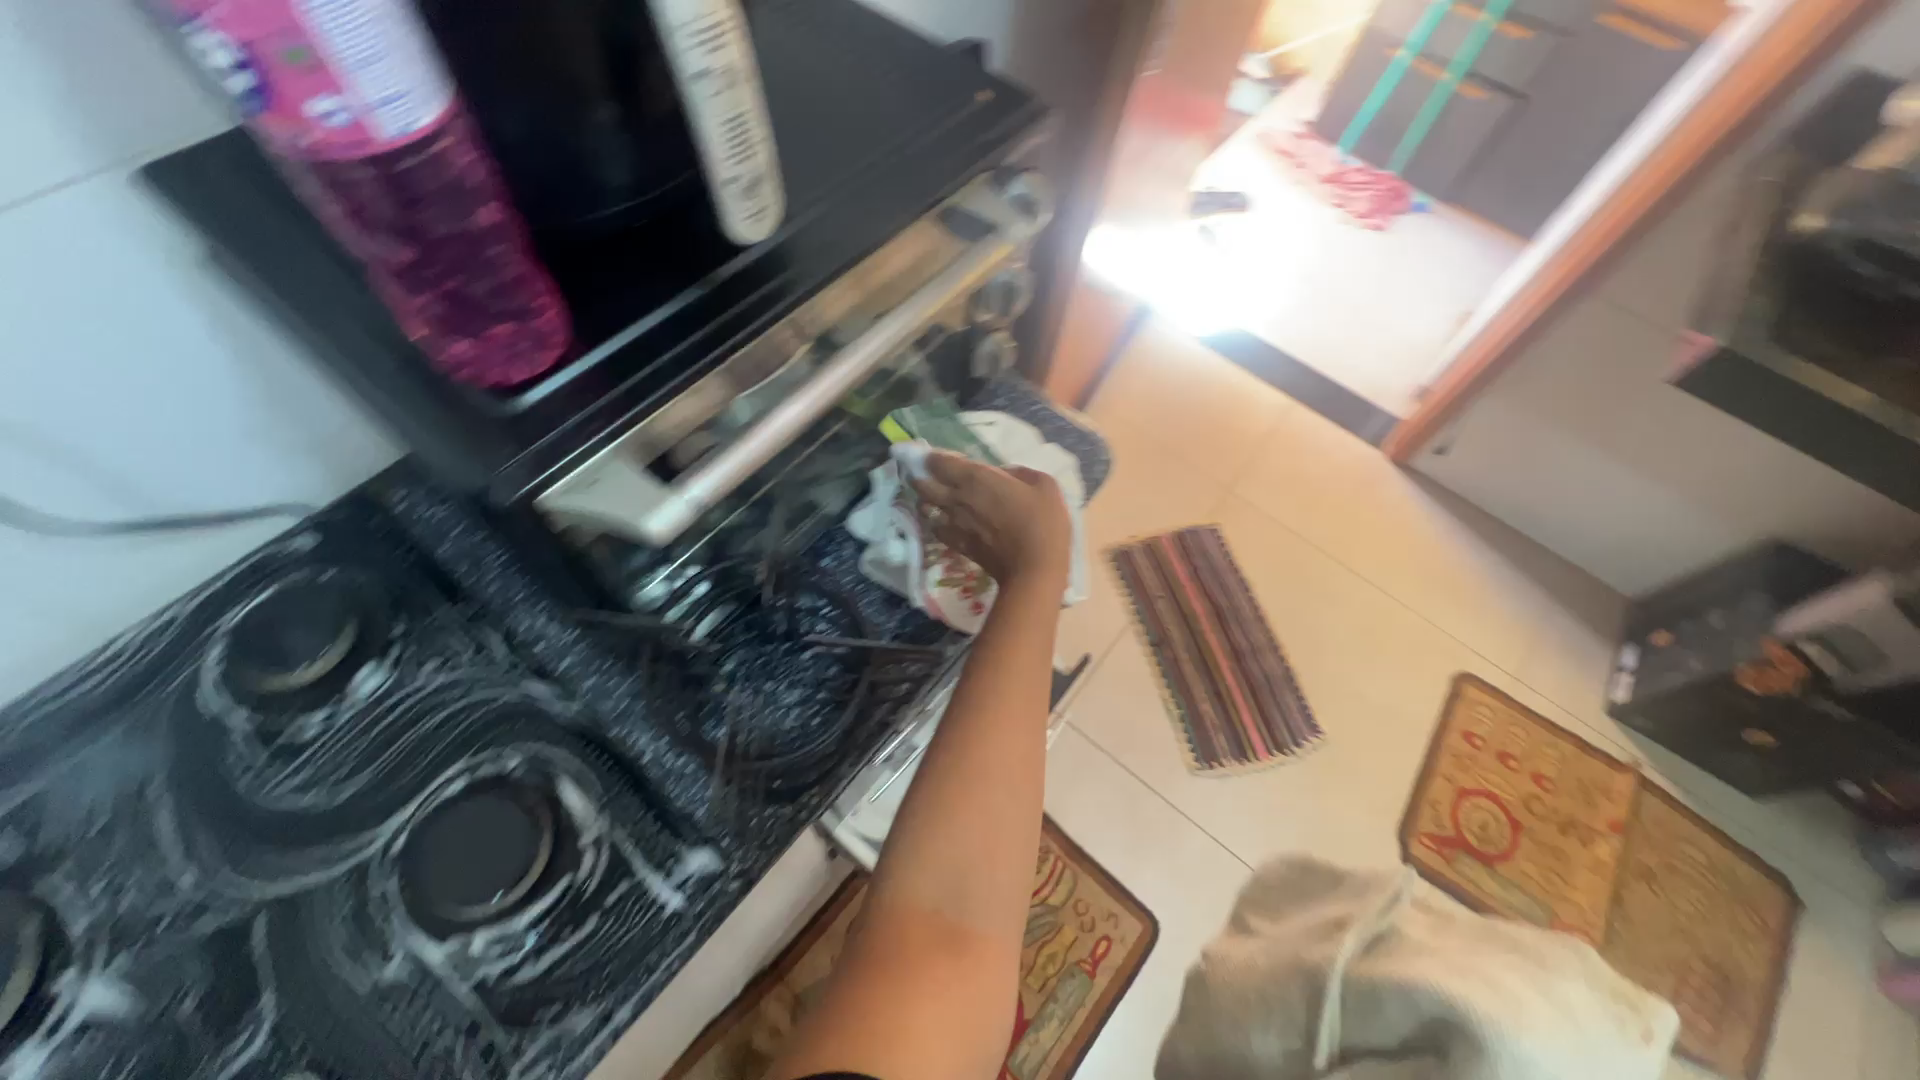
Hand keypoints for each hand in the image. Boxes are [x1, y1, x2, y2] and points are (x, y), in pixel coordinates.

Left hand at [908, 450, 1070, 588]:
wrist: (1034, 570)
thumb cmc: (1043, 524)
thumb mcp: (1045, 486)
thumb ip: (1021, 473)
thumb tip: (1006, 472)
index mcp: (976, 478)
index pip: (939, 462)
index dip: (932, 456)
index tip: (936, 455)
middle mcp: (958, 498)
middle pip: (924, 484)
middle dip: (919, 476)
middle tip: (923, 473)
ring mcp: (954, 523)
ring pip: (926, 507)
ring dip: (925, 499)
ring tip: (930, 496)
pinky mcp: (958, 544)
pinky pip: (936, 529)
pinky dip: (935, 522)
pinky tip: (942, 521)